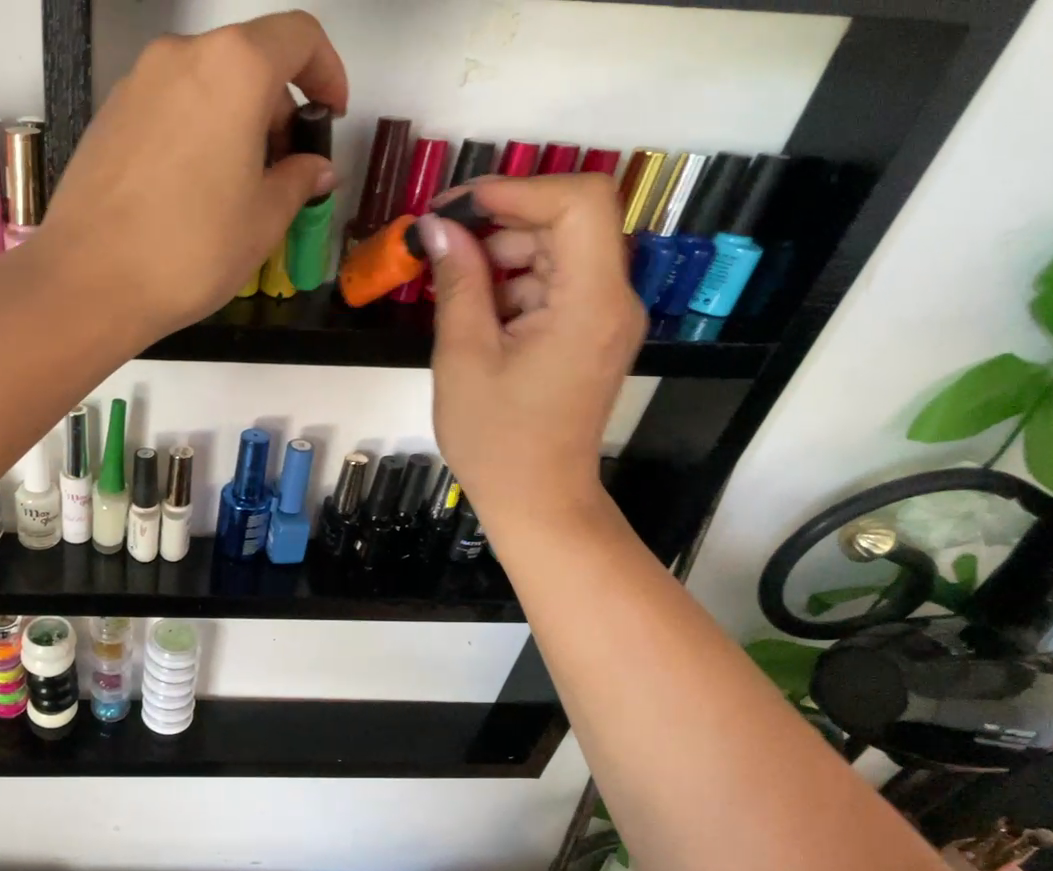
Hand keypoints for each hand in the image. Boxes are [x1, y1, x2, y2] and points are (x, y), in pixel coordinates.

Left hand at [39, 12, 346, 342]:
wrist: (88, 283)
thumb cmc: (189, 251)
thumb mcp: (262, 221)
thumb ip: (297, 181)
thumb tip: (314, 169)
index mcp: (234, 68)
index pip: (298, 38)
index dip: (327, 72)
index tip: (330, 116)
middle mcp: (181, 58)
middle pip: (247, 61)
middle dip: (276, 108)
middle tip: (283, 170)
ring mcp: (136, 85)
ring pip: (204, 86)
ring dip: (233, 122)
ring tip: (235, 189)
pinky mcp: (106, 117)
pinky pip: (167, 109)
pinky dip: (192, 133)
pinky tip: (189, 193)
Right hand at [419, 174, 646, 536]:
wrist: (537, 500)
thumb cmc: (497, 440)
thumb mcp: (463, 358)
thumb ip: (458, 283)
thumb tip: (439, 227)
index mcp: (591, 302)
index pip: (580, 202)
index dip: (519, 189)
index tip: (459, 207)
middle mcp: (613, 299)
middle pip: (570, 222)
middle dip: (503, 222)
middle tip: (441, 240)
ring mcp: (604, 317)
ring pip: (559, 251)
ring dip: (503, 254)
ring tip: (449, 282)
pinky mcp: (590, 334)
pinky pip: (556, 285)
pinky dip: (513, 285)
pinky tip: (472, 311)